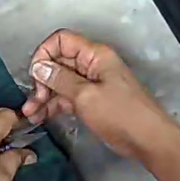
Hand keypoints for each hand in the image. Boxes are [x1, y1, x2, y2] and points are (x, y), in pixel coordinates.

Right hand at [21, 29, 178, 160]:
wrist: (148, 140)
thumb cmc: (121, 114)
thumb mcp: (86, 96)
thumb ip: (60, 80)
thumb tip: (39, 66)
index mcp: (95, 55)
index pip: (61, 40)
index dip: (44, 54)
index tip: (35, 76)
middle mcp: (92, 65)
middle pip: (58, 62)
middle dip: (41, 79)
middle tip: (34, 100)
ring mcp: (92, 84)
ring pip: (60, 82)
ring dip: (44, 95)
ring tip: (30, 114)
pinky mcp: (92, 101)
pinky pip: (67, 97)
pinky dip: (54, 105)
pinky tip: (40, 117)